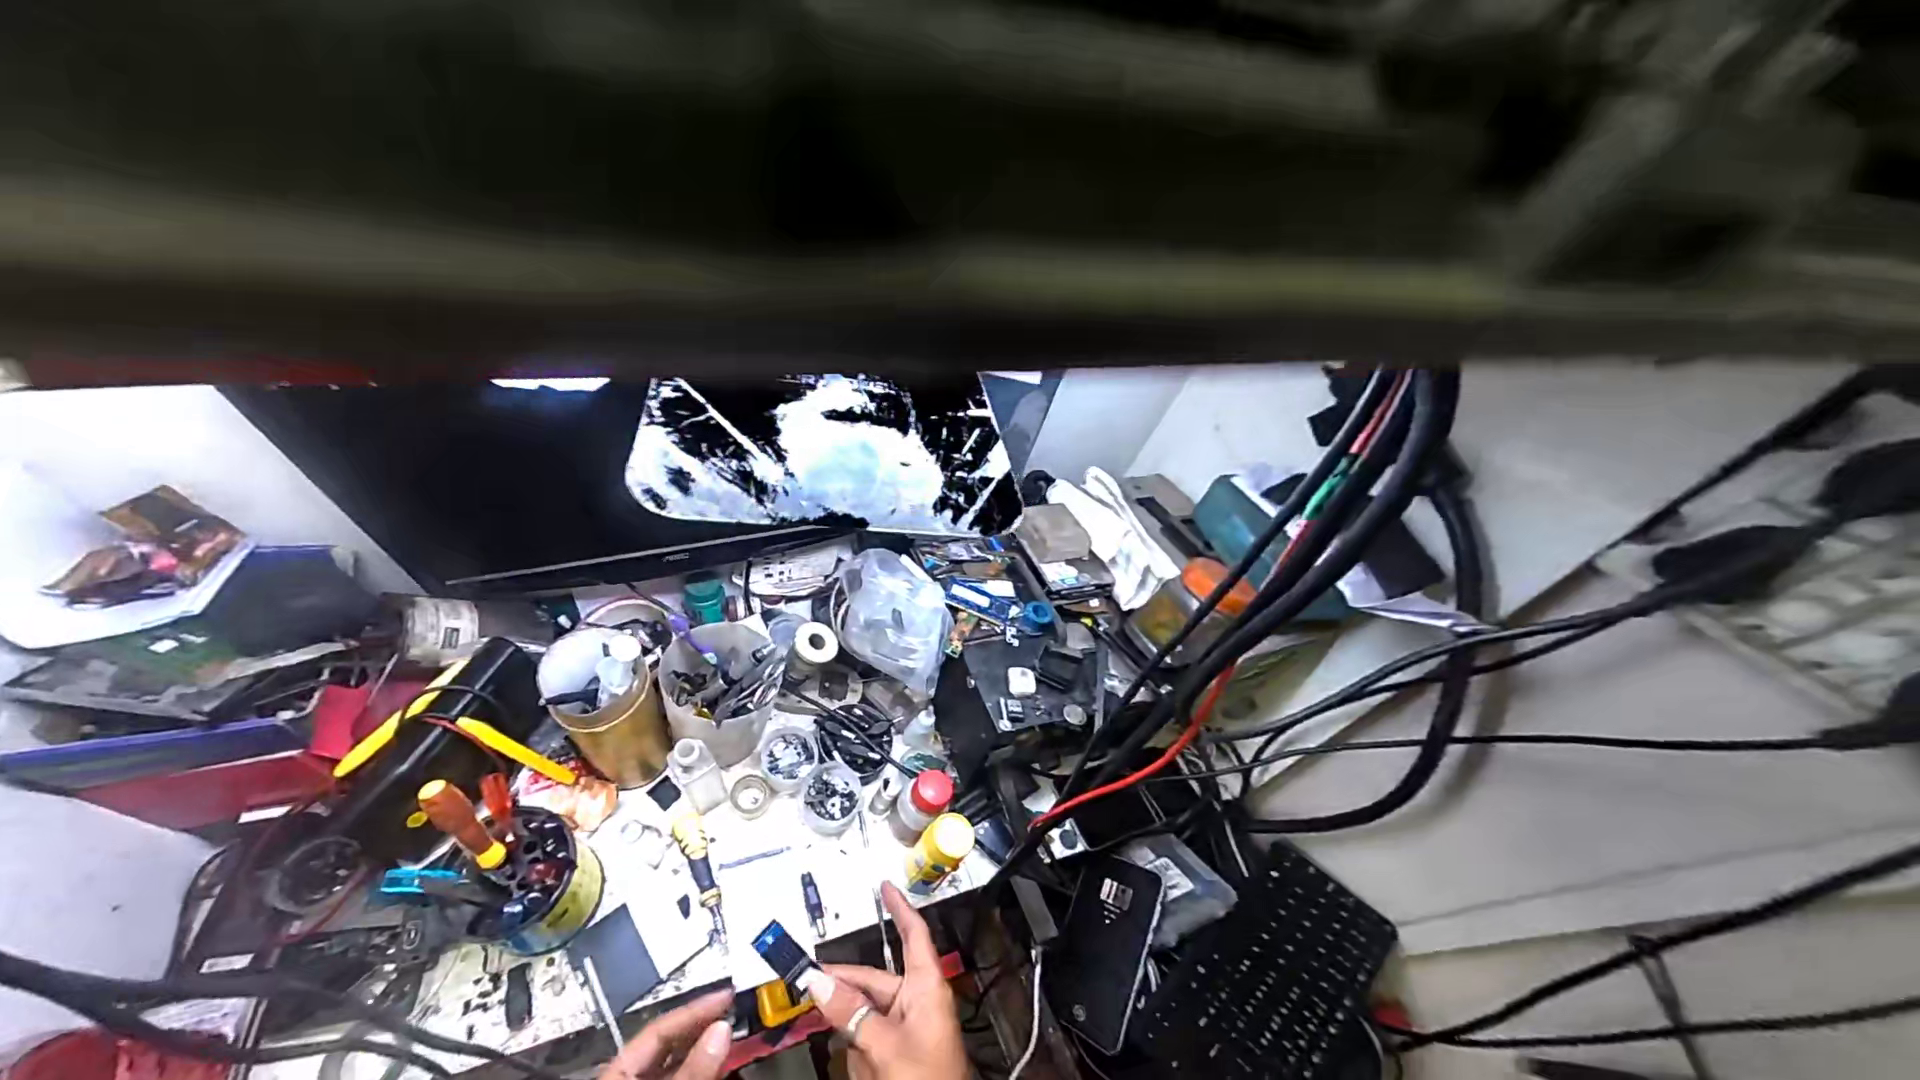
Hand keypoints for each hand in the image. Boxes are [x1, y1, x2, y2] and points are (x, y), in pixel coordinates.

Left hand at [596, 988, 733, 1079]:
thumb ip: (690, 1069)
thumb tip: (721, 1030)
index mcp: (614, 1071)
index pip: (660, 1027)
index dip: (695, 1008)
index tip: (727, 994)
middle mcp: (625, 1075)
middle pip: (669, 1043)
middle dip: (704, 1026)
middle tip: (734, 1011)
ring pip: (677, 1062)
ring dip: (706, 1048)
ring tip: (733, 1037)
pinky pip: (682, 1077)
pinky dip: (701, 1069)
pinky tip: (720, 1063)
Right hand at [800, 882, 967, 1079]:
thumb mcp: (884, 1046)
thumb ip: (849, 1012)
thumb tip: (818, 982)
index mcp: (926, 985)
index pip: (914, 933)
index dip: (900, 908)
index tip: (886, 887)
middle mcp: (919, 1000)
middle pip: (875, 980)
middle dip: (848, 992)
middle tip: (813, 985)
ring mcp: (910, 1029)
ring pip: (866, 1017)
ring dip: (856, 1039)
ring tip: (866, 1064)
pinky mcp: (901, 1053)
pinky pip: (870, 1043)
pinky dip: (862, 1059)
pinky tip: (868, 1075)